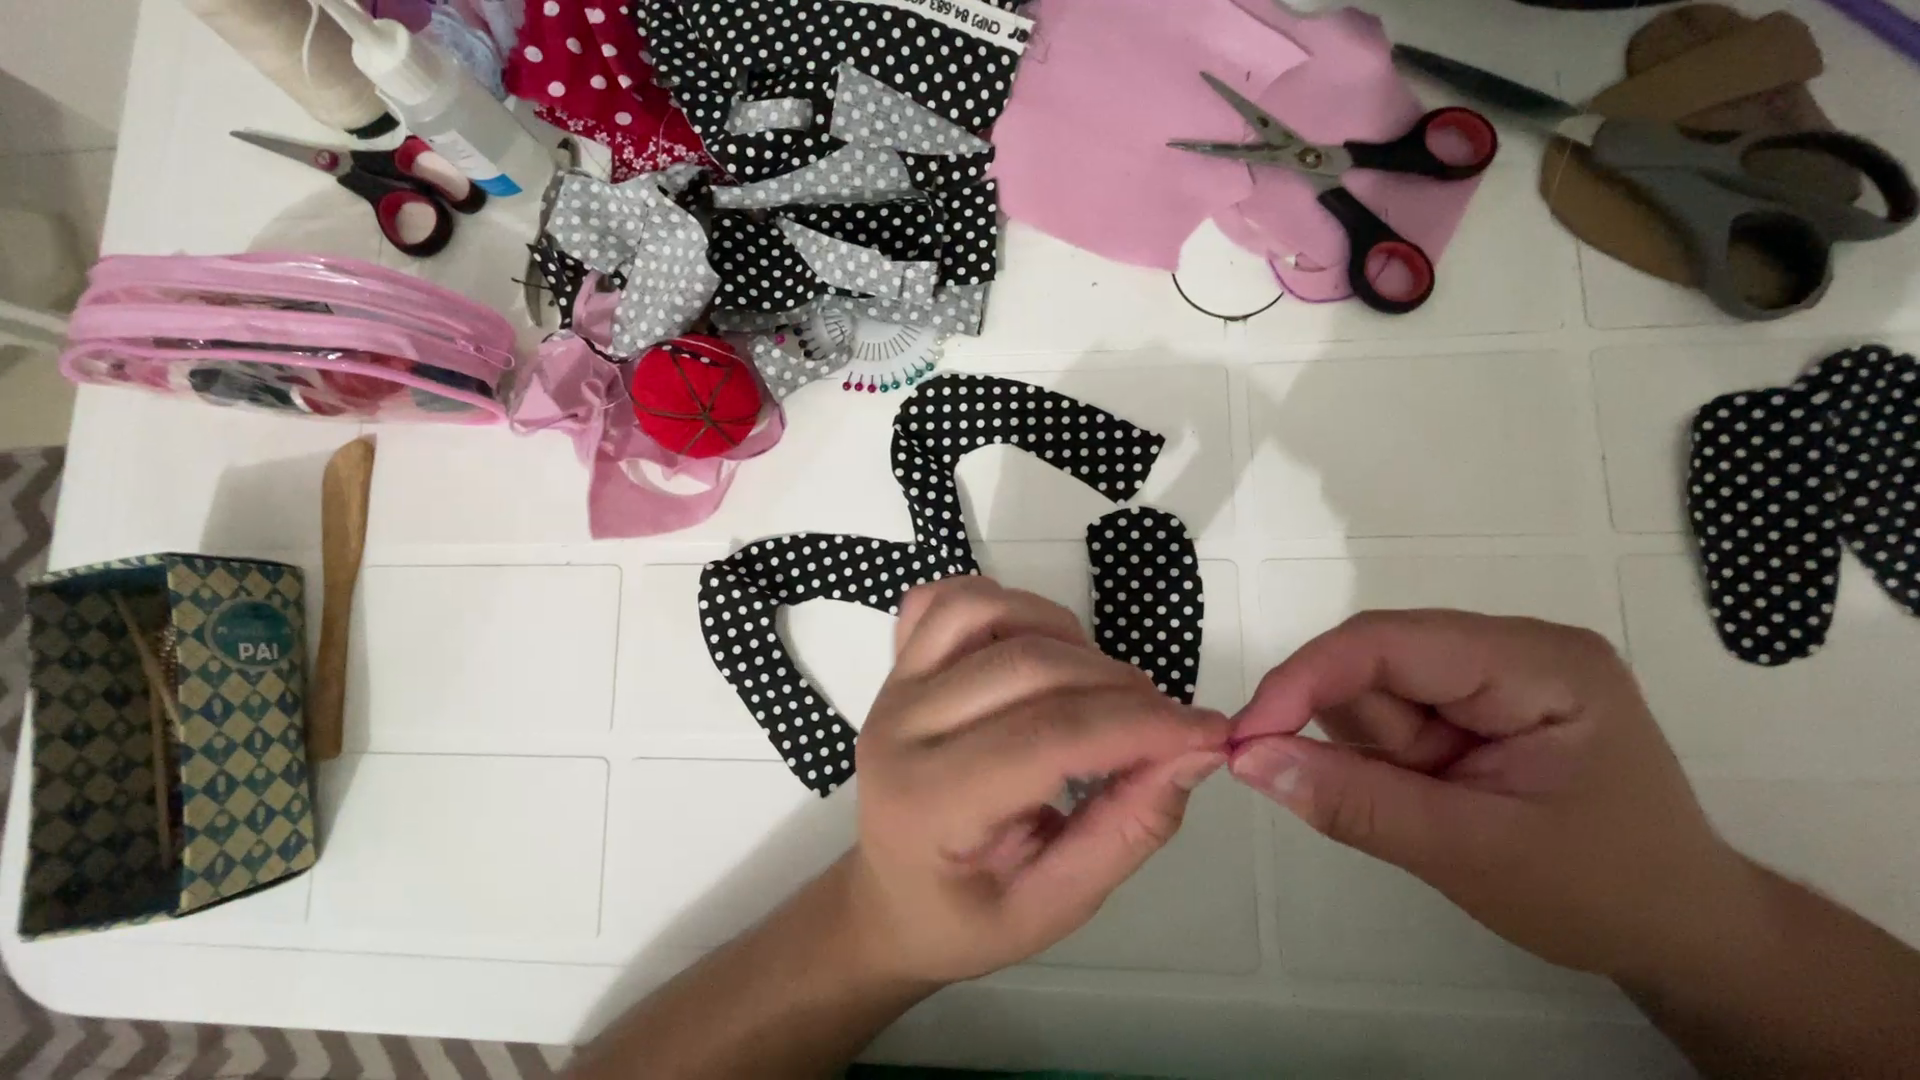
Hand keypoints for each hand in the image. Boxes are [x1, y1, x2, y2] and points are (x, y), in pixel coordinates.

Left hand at [843, 576, 1229, 985]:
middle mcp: (901, 728)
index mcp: (930, 803)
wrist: (888, 901)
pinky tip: (1038, 646)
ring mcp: (893, 685)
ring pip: (984, 609)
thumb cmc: (965, 917)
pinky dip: (1004, 604)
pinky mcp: (896, 663)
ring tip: (1099, 687)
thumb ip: (1127, 828)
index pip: (1047, 738)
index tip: (1208, 733)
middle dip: (1119, 686)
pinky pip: (945, 599)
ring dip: (1063, 633)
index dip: (1139, 726)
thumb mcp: (1055, 907)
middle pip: (1026, 665)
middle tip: (1166, 724)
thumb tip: (1196, 752)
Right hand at [1228, 610, 1747, 978]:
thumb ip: (1356, 803)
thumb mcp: (1472, 855)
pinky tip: (1428, 798)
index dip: (1305, 679)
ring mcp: (1490, 675)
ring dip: (1369, 755)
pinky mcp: (1471, 705)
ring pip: (1371, 691)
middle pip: (1375, 664)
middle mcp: (1509, 650)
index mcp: (1537, 663)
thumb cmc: (1604, 895)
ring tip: (1432, 811)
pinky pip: (1386, 717)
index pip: (1389, 642)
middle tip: (1374, 805)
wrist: (1684, 937)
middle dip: (1355, 738)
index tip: (1244, 739)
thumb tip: (1247, 759)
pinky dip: (1380, 762)